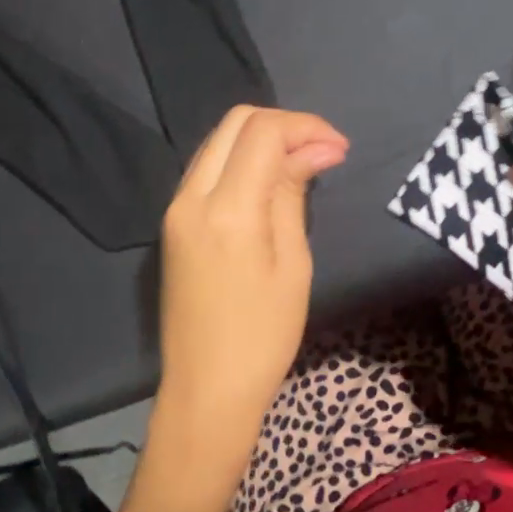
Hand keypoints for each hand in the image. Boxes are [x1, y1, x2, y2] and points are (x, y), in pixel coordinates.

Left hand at [158, 106, 348, 435]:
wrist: (205, 389)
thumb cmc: (262, 336)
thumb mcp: (292, 264)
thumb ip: (293, 193)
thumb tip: (318, 147)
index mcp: (226, 209)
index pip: (262, 132)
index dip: (306, 127)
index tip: (340, 149)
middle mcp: (191, 196)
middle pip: (235, 122)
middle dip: (283, 124)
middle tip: (322, 150)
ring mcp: (175, 207)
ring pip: (218, 140)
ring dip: (260, 138)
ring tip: (301, 162)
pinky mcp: (172, 221)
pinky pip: (206, 166)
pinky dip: (239, 158)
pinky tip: (268, 179)